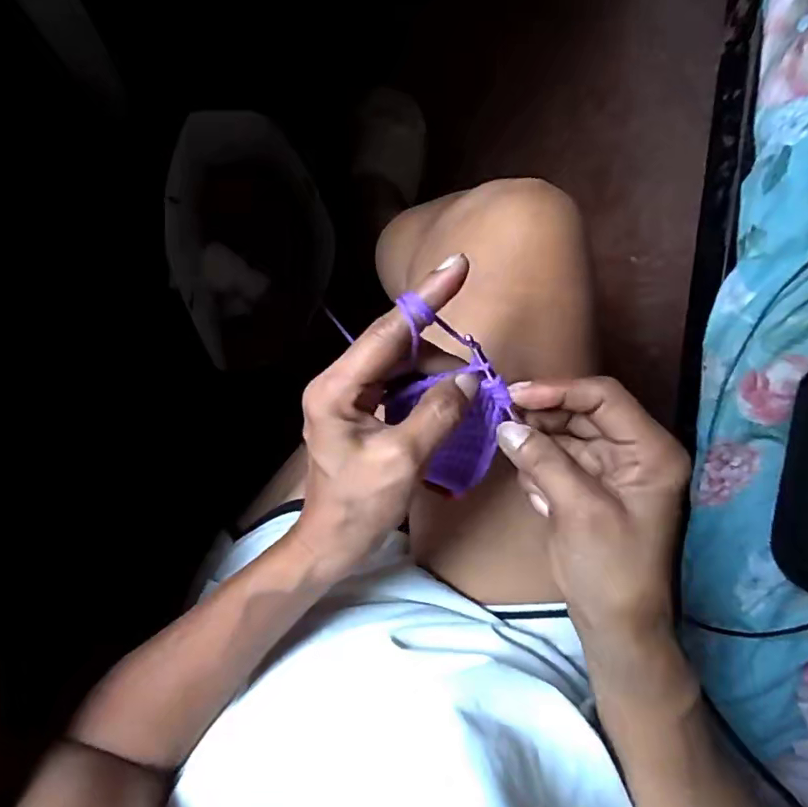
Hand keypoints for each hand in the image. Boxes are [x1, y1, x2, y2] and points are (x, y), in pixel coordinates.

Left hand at [286, 255, 479, 580]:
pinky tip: (447, 401)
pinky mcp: (358, 413)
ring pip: (399, 368)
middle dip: (438, 354)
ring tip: (466, 392)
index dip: (426, 299)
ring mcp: (346, 398)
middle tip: (476, 373)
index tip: (457, 265)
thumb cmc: (358, 506)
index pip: (386, 333)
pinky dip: (424, 391)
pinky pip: (397, 388)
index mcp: (335, 389)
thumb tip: (468, 380)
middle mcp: (336, 385)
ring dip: (435, 375)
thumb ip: (437, 414)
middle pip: (395, 348)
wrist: (330, 542)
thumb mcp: (402, 460)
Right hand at [495, 377, 689, 646]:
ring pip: (568, 435)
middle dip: (542, 415)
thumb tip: (506, 426)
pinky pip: (560, 460)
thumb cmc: (610, 568)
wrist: (616, 622)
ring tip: (512, 452)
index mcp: (650, 452)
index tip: (513, 396)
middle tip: (500, 418)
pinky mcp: (591, 488)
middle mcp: (635, 453)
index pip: (603, 398)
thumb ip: (543, 461)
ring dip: (538, 441)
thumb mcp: (576, 509)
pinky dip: (539, 465)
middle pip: (584, 413)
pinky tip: (533, 489)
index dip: (558, 391)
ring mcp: (613, 471)